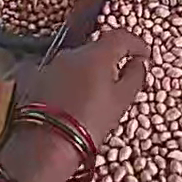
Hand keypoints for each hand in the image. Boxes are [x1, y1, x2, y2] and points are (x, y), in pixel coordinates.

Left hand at [13, 27, 149, 145]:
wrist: (46, 145)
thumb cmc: (90, 123)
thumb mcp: (121, 101)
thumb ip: (134, 76)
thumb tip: (139, 62)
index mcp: (97, 54)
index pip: (120, 36)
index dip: (136, 44)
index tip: (144, 55)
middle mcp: (72, 53)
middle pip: (98, 48)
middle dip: (112, 59)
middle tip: (123, 76)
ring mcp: (52, 64)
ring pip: (78, 61)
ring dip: (91, 71)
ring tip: (99, 93)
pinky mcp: (37, 79)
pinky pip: (62, 74)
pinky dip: (73, 81)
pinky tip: (77, 99)